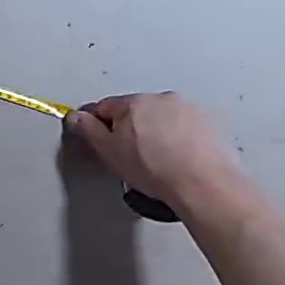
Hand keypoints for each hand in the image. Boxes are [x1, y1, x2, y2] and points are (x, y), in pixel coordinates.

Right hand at [63, 92, 248, 210]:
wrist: (201, 184)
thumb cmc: (158, 169)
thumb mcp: (108, 151)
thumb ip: (87, 129)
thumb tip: (77, 117)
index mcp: (134, 102)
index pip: (103, 106)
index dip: (96, 126)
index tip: (98, 140)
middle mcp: (162, 99)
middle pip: (133, 111)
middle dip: (127, 130)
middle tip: (126, 156)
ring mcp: (187, 110)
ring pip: (159, 119)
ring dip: (153, 135)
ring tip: (153, 163)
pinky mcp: (206, 125)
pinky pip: (181, 129)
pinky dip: (175, 141)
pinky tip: (173, 161)